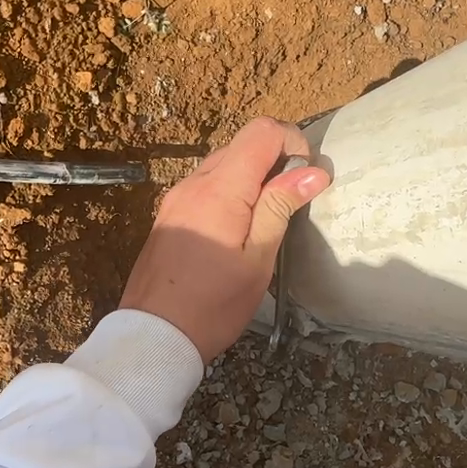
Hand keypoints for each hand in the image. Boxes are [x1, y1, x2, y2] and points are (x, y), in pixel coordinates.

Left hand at [121, 118, 331, 362]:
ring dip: (251, 177)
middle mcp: (192, 184)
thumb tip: (313, 172)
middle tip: (291, 203)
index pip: (261, 132)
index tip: (306, 177)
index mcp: (218, 190)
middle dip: (274, 161)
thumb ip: (280, 209)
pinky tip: (238, 228)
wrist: (153, 336)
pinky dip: (229, 191)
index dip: (292, 142)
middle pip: (241, 145)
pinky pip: (205, 186)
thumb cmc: (212, 306)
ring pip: (222, 165)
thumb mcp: (257, 261)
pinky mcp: (168, 215)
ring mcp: (175, 198)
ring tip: (267, 219)